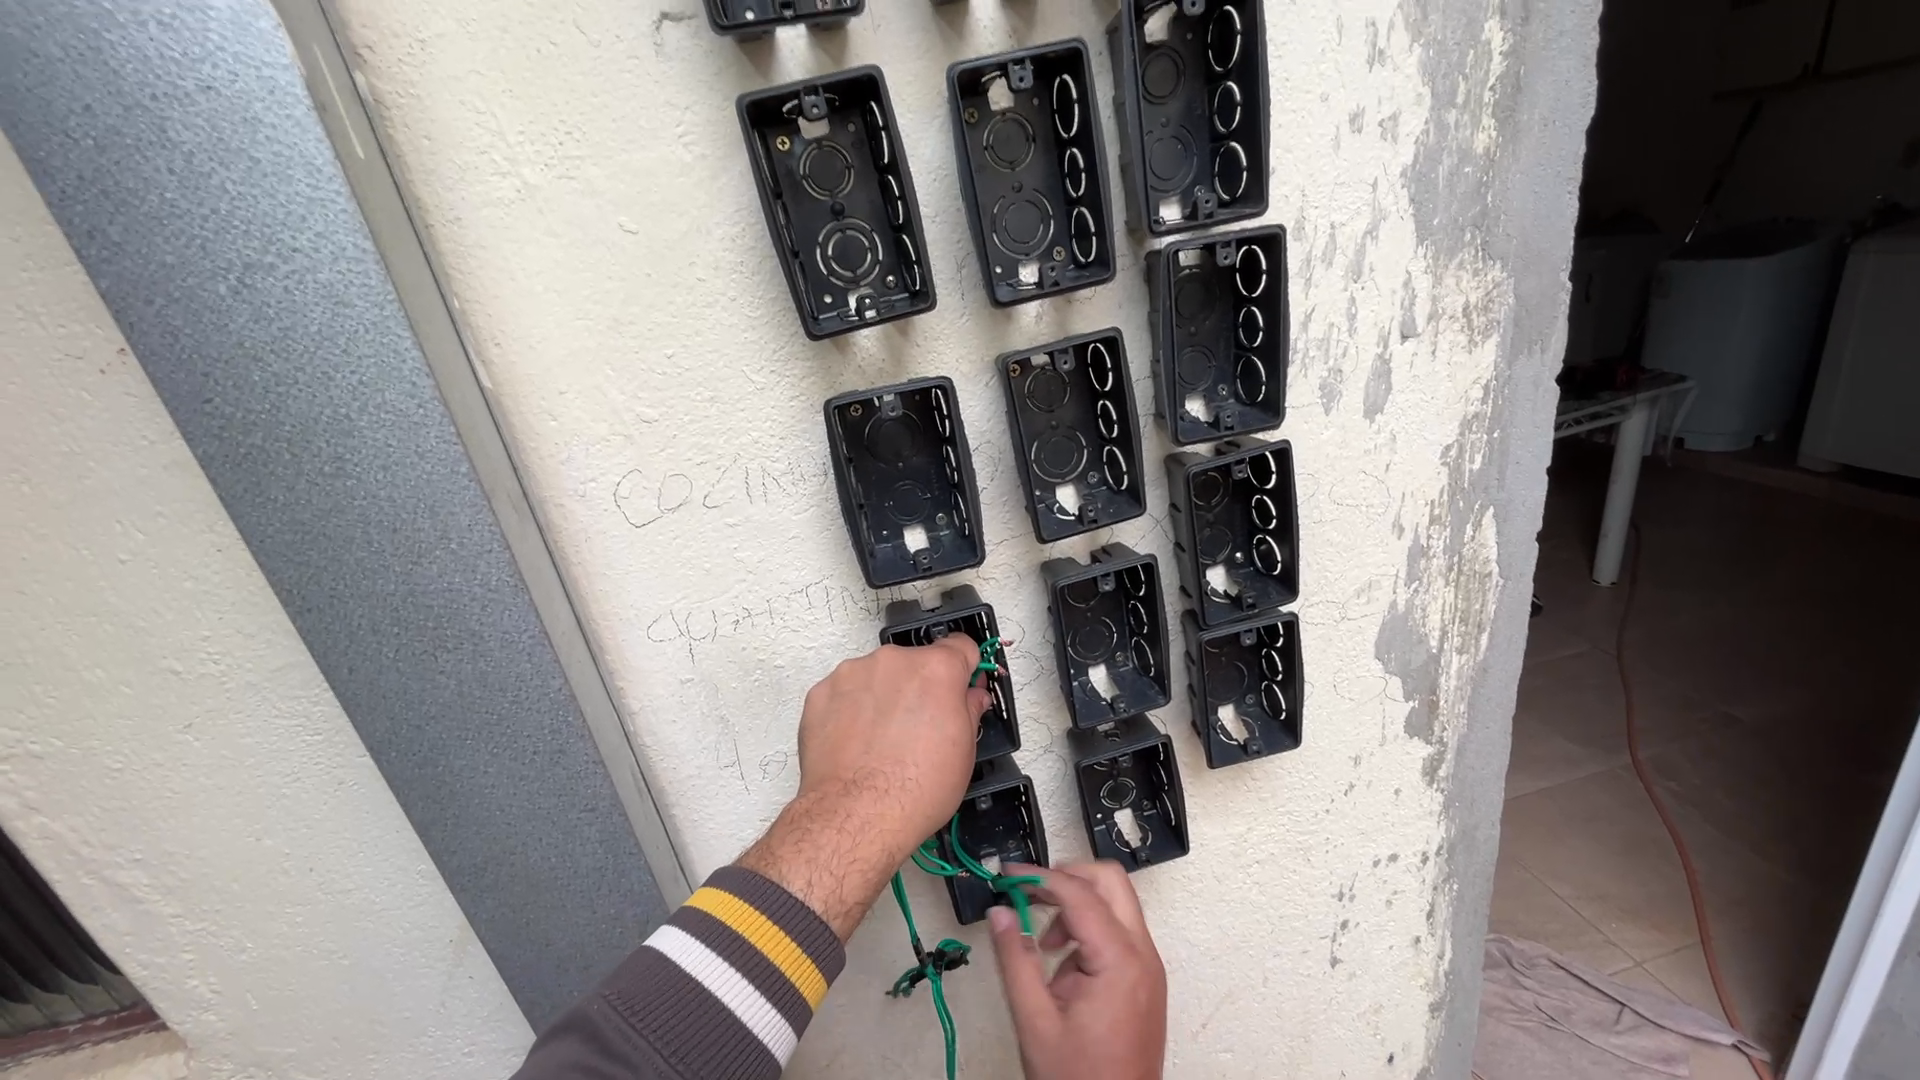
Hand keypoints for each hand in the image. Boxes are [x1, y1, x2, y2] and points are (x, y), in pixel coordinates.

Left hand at [739, 636, 989, 938]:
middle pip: (915, 662)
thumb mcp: (964, 752)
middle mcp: (895, 660)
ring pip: (877, 675)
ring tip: (881, 741)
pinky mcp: (822, 692)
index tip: (960, 686)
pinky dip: (851, 709)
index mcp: (936, 669)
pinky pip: (844, 692)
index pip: (960, 646)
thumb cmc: (915, 790)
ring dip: (883, 696)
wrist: (856, 816)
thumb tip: (970, 696)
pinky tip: (856, 744)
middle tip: (918, 727)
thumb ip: (968, 711)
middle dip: (919, 687)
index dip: (964, 668)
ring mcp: (854, 673)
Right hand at [988, 862, 1167, 1079]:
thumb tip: (1000, 912)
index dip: (1040, 876)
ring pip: (1115, 902)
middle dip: (1067, 877)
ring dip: (1078, 904)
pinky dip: (1089, 928)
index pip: (1079, 893)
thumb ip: (1015, 959)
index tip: (1009, 877)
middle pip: (1110, 881)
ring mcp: (1148, 966)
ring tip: (1044, 943)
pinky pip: (1118, 930)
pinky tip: (1063, 964)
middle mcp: (1143, 955)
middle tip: (1030, 892)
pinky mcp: (1144, 978)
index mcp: (1120, 961)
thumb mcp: (1035, 1020)